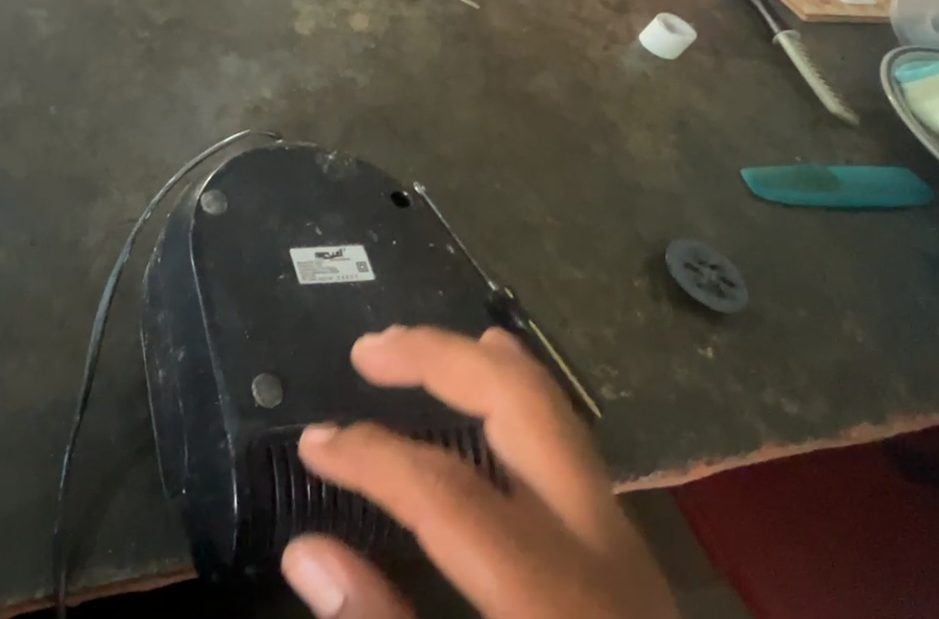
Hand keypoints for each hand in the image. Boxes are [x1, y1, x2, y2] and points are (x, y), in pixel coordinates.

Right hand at [281, 326, 677, 618]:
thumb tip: (307, 554)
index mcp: (564, 607)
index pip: (454, 499)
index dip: (373, 459)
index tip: (314, 444)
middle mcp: (608, 562)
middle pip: (528, 415)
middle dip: (441, 362)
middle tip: (369, 350)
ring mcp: (630, 558)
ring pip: (559, 419)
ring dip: (483, 369)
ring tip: (421, 346)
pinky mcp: (631, 571)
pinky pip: (569, 453)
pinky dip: (519, 405)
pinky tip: (491, 394)